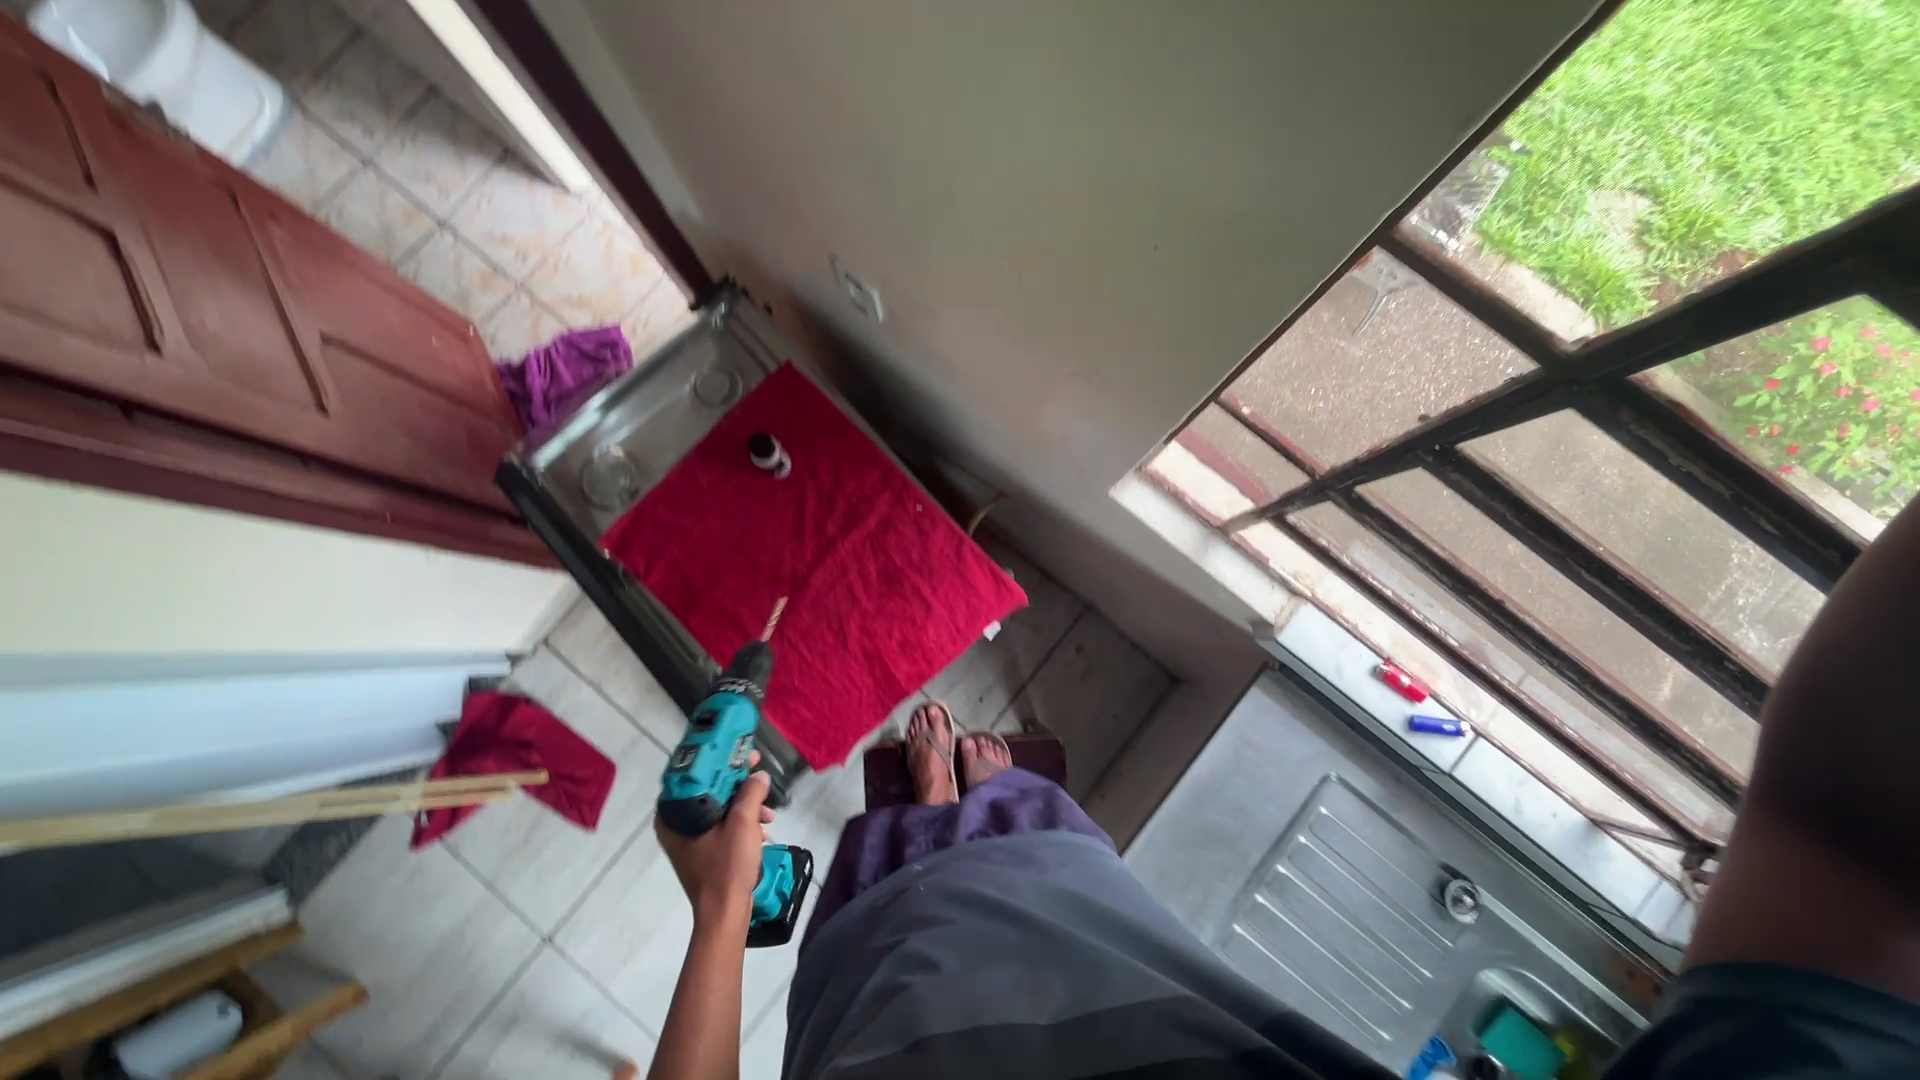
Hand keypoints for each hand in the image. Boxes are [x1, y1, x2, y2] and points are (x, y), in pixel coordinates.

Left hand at [655, 760, 775, 928]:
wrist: (725, 913)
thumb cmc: (726, 867)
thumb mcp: (743, 823)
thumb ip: (750, 792)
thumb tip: (759, 775)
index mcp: (673, 816)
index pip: (691, 773)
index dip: (717, 758)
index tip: (739, 750)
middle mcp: (675, 825)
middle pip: (707, 789)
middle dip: (737, 784)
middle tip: (757, 772)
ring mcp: (688, 839)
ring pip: (718, 808)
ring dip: (745, 805)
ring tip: (768, 813)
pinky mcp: (702, 850)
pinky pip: (721, 825)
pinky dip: (741, 823)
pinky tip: (763, 830)